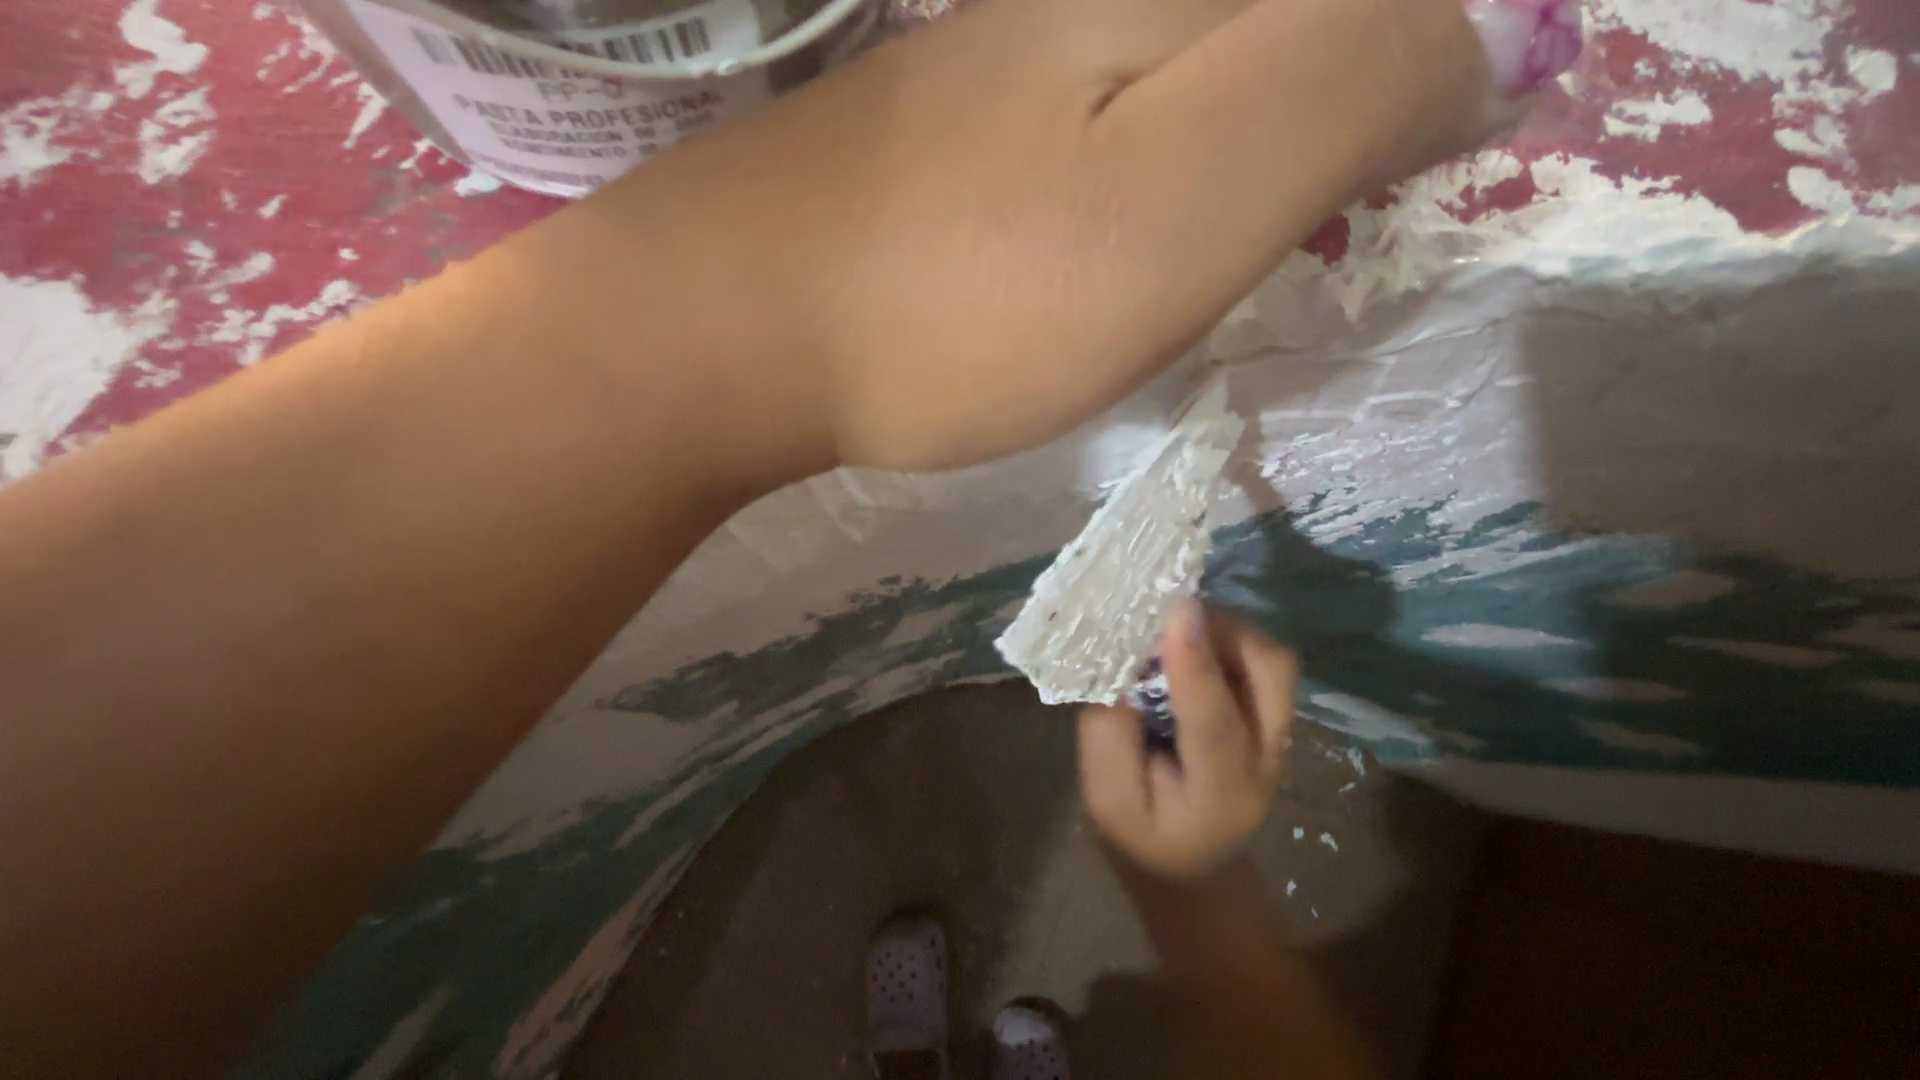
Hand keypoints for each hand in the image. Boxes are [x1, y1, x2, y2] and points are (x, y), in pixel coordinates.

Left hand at [586, 0, 1576, 474]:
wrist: (739, 335)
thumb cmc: (966, 293)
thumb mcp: (1183, 197)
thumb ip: (1344, 90)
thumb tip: (1477, 48)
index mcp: (1167, 1)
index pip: (1376, 19)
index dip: (1419, 107)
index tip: (1389, 220)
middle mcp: (1095, 4)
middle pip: (1281, 45)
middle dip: (1331, 144)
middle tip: (1308, 255)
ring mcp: (1013, 61)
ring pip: (1194, 87)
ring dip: (1246, 168)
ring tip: (1223, 269)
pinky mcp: (961, 132)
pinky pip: (1107, 133)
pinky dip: (1153, 190)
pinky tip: (1122, 253)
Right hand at [1077, 601, 1299, 878]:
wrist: (1189, 864)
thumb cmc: (1139, 834)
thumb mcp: (1105, 797)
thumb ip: (1108, 731)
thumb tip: (1114, 657)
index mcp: (1222, 793)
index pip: (1215, 724)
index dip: (1195, 666)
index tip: (1176, 611)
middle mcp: (1266, 758)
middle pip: (1270, 675)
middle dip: (1221, 631)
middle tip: (1164, 616)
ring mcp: (1278, 733)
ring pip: (1270, 658)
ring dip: (1223, 630)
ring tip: (1172, 627)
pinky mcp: (1271, 714)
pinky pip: (1258, 659)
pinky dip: (1223, 637)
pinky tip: (1184, 642)